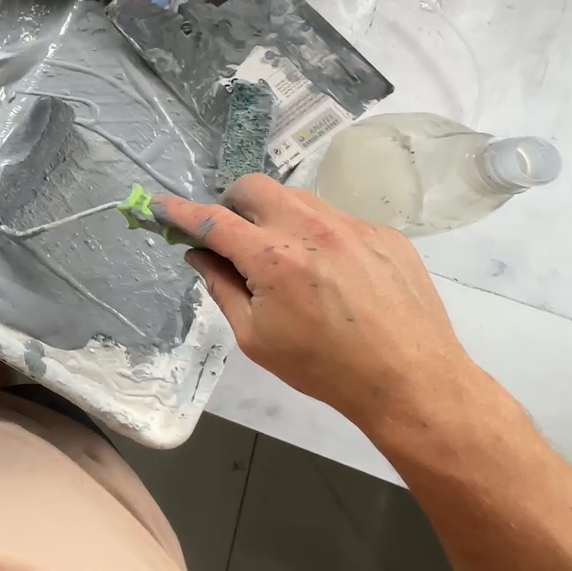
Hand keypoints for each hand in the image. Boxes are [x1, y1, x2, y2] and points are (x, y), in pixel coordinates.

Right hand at [159, 174, 484, 437]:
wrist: (413, 383)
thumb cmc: (323, 368)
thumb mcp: (254, 336)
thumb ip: (220, 287)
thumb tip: (199, 254)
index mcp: (273, 259)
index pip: (211, 220)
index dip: (179, 211)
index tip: (158, 204)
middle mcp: (311, 230)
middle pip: (253, 187)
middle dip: (231, 203)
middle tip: (232, 235)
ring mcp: (352, 227)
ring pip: (295, 197)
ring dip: (273, 215)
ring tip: (283, 255)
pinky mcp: (384, 234)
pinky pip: (335, 217)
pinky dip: (316, 233)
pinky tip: (329, 271)